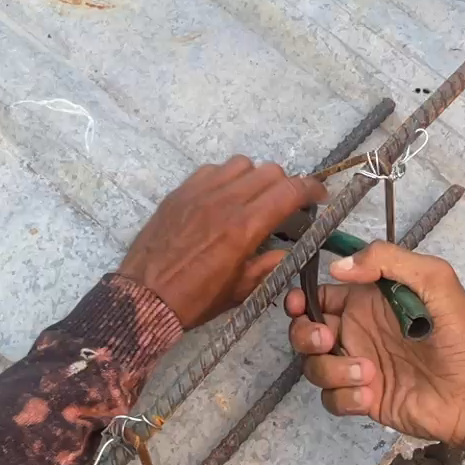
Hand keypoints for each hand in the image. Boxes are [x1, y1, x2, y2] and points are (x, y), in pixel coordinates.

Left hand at [119, 157, 326, 328]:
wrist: (144, 297)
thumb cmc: (195, 300)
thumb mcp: (241, 291)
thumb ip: (270, 266)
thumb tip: (289, 251)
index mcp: (245, 227)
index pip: (290, 191)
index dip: (312, 189)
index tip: (320, 196)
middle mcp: (225, 201)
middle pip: (270, 172)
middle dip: (287, 185)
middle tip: (287, 205)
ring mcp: (200, 192)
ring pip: (242, 164)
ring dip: (256, 178)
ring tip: (254, 198)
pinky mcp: (180, 191)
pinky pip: (212, 170)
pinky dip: (226, 178)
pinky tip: (223, 198)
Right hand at [286, 243, 464, 446]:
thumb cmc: (461, 333)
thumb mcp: (435, 279)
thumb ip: (387, 260)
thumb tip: (338, 267)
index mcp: (368, 301)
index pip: (319, 295)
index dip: (300, 299)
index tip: (297, 305)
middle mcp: (357, 332)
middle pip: (305, 331)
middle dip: (305, 335)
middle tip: (327, 340)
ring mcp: (358, 367)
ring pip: (314, 366)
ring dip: (331, 369)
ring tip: (367, 373)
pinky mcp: (363, 399)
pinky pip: (331, 399)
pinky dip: (344, 397)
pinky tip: (371, 394)